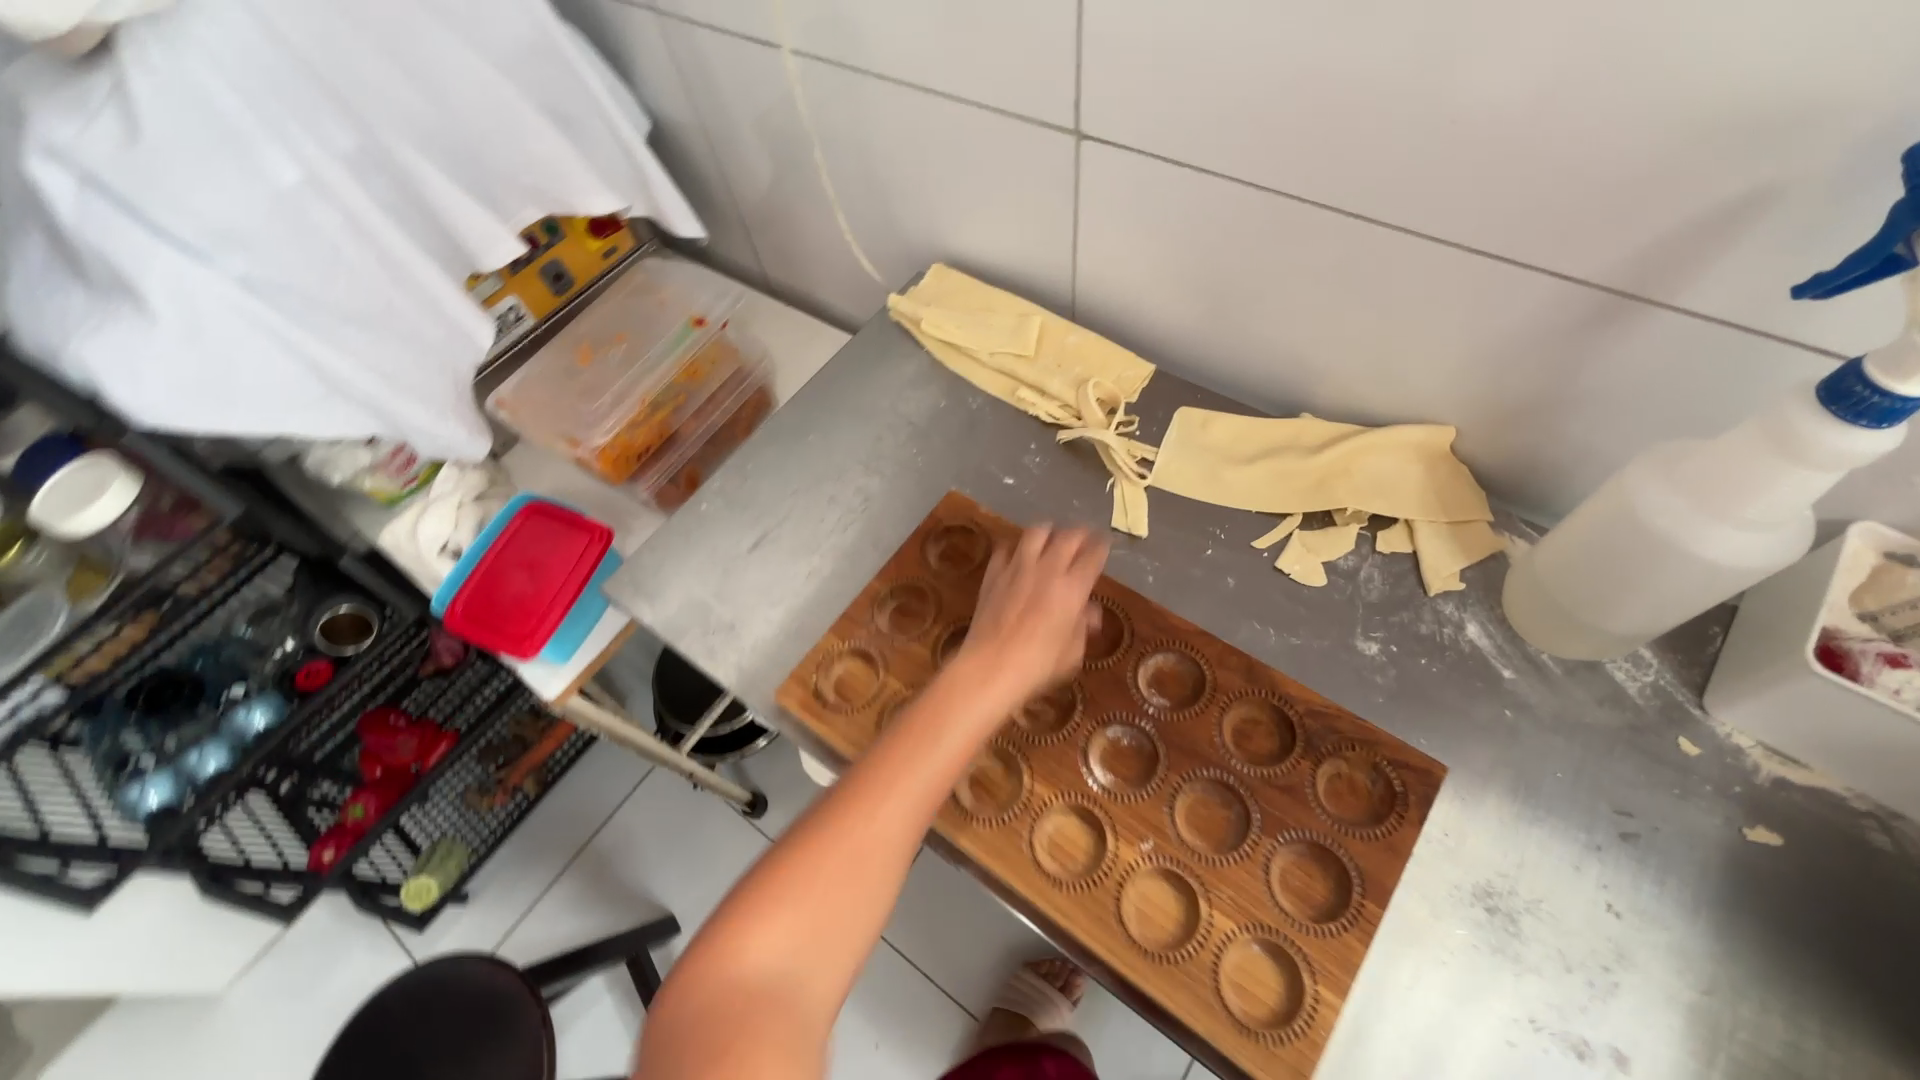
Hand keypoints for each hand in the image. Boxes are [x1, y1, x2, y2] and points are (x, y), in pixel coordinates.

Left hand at [953, 524, 1107, 707]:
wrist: (990, 666)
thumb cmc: (1038, 665)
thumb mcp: (1073, 652)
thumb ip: (1082, 626)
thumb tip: (1088, 612)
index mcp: (1073, 587)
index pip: (1093, 555)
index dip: (1102, 546)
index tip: (1105, 543)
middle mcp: (1047, 569)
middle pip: (1068, 536)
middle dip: (1080, 534)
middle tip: (1084, 537)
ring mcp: (1017, 568)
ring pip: (1036, 532)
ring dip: (1049, 531)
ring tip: (1052, 536)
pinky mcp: (993, 573)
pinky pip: (1006, 549)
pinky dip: (1016, 548)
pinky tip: (1017, 555)